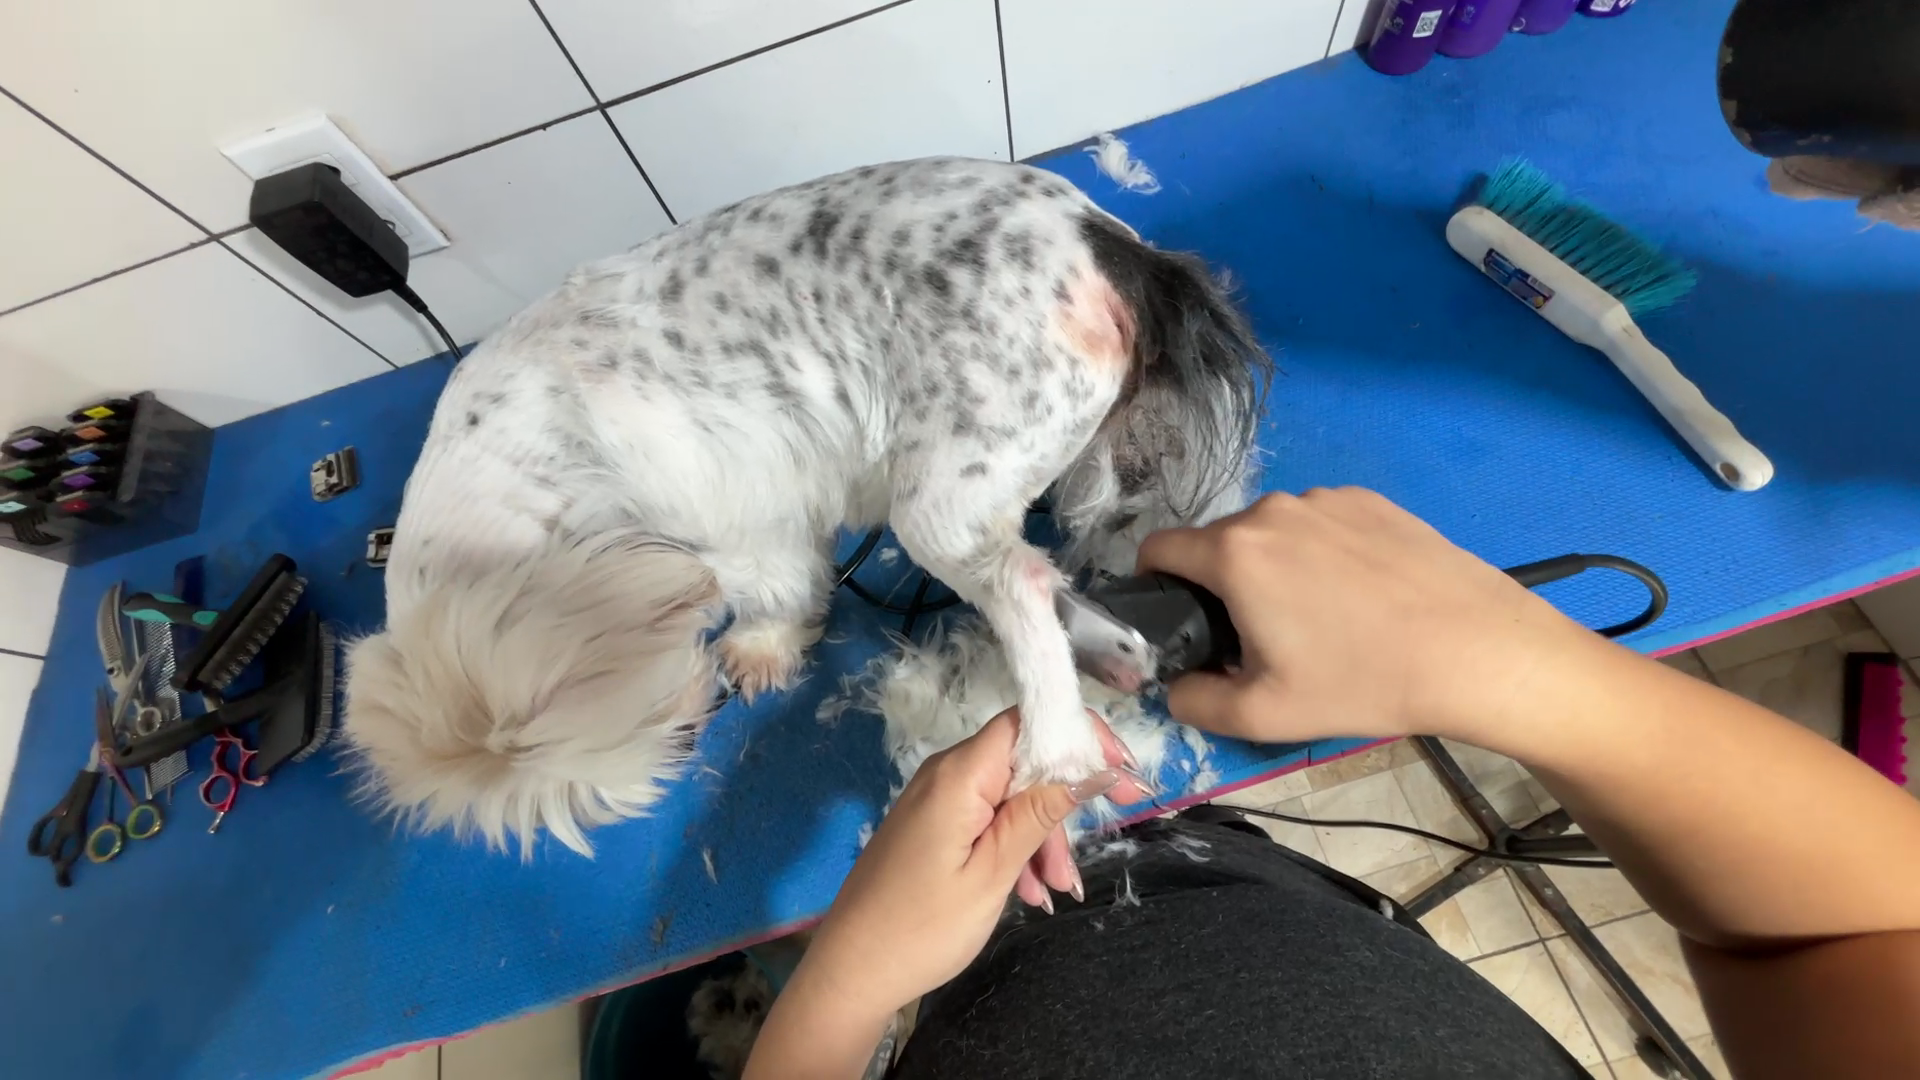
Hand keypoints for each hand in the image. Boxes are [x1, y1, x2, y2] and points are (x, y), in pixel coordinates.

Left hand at [796, 709, 1123, 1021]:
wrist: (851, 969)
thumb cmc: (923, 926)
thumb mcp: (993, 871)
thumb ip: (1042, 813)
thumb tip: (1095, 767)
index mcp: (960, 773)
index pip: (1027, 721)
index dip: (1077, 734)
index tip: (1118, 768)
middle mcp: (948, 771)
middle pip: (1023, 761)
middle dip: (1061, 802)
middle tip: (1089, 850)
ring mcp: (939, 795)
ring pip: (1009, 794)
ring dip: (1040, 835)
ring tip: (1055, 890)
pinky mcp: (934, 820)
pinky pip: (987, 816)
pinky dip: (1013, 845)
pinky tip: (1029, 889)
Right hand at [1137, 488, 1596, 744]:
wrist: (1483, 653)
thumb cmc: (1363, 681)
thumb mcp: (1262, 714)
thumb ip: (1193, 703)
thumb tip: (1174, 687)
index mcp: (1234, 553)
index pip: (1157, 548)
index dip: (1152, 582)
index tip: (1176, 614)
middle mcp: (1270, 510)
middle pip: (1214, 542)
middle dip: (1218, 582)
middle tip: (1258, 632)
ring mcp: (1323, 498)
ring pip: (1267, 531)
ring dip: (1268, 563)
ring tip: (1317, 611)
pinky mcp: (1368, 499)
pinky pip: (1315, 521)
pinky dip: (1316, 549)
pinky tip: (1357, 589)